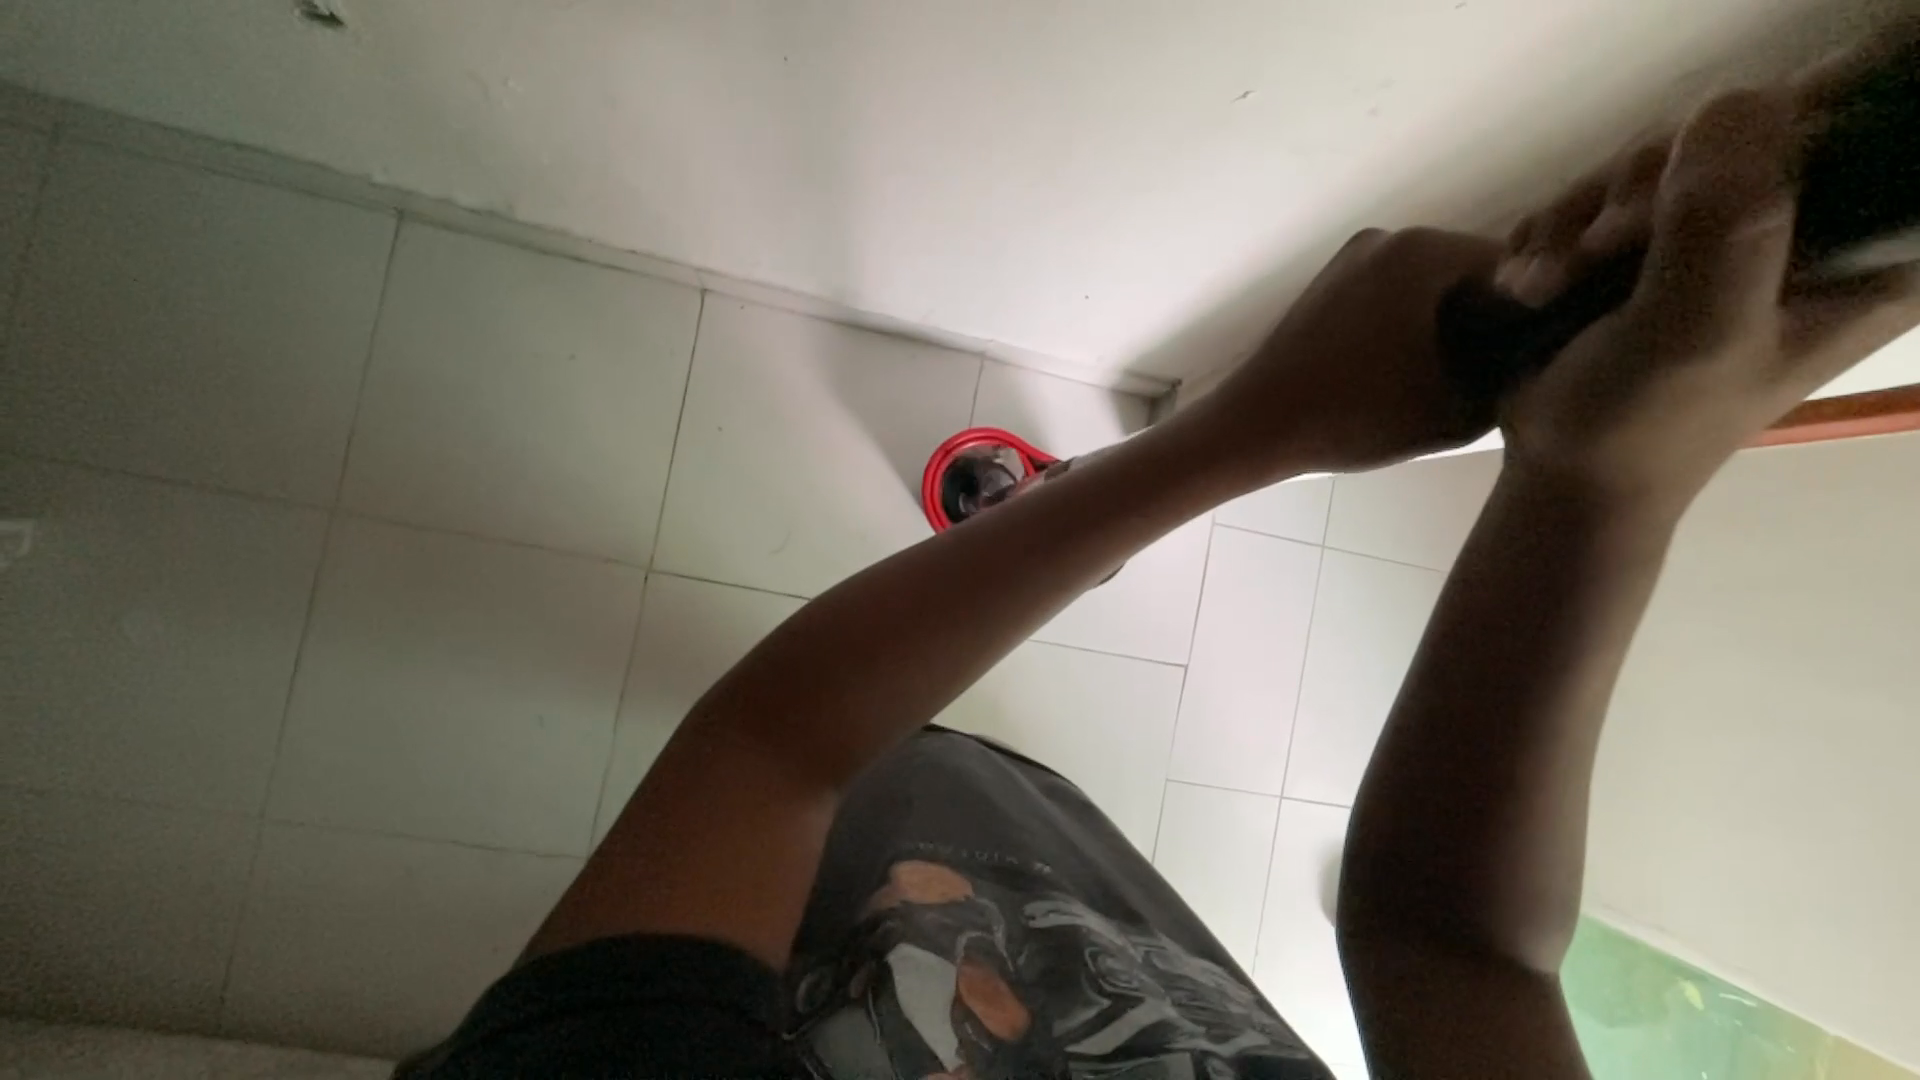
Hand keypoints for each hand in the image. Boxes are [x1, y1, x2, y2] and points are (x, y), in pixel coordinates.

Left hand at [1185, 227, 1505, 477]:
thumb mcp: (1454, 410)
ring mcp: (1349, 260)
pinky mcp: (1325, 286)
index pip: (1519, 270)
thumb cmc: (1352, 418)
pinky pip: (1388, 296)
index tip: (1531, 363)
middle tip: (1490, 375)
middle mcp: (1386, 239)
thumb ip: (1513, 377)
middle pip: (1469, 273)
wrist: (1254, 428)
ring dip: (1445, 324)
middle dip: (1487, 319)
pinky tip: (1401, 371)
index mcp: (1423, 251)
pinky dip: (1405, 325)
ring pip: (1427, 286)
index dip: (1535, 318)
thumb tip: (1538, 362)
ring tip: (1444, 377)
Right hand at [1498, 84, 1919, 511]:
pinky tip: (1528, 282)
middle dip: (1641, 189)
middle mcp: (1799, 227)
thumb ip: (1726, 222)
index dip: (1767, 139)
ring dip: (1574, 218)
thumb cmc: (1642, 424)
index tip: (1676, 203)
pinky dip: (1547, 233)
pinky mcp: (1638, 249)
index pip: (1859, 123)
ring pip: (1650, 161)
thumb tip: (1727, 104)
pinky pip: (1593, 196)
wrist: (1563, 475)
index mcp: (1869, 247)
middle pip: (1734, 132)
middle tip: (1595, 254)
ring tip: (1541, 286)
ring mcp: (1710, 235)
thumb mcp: (1694, 330)